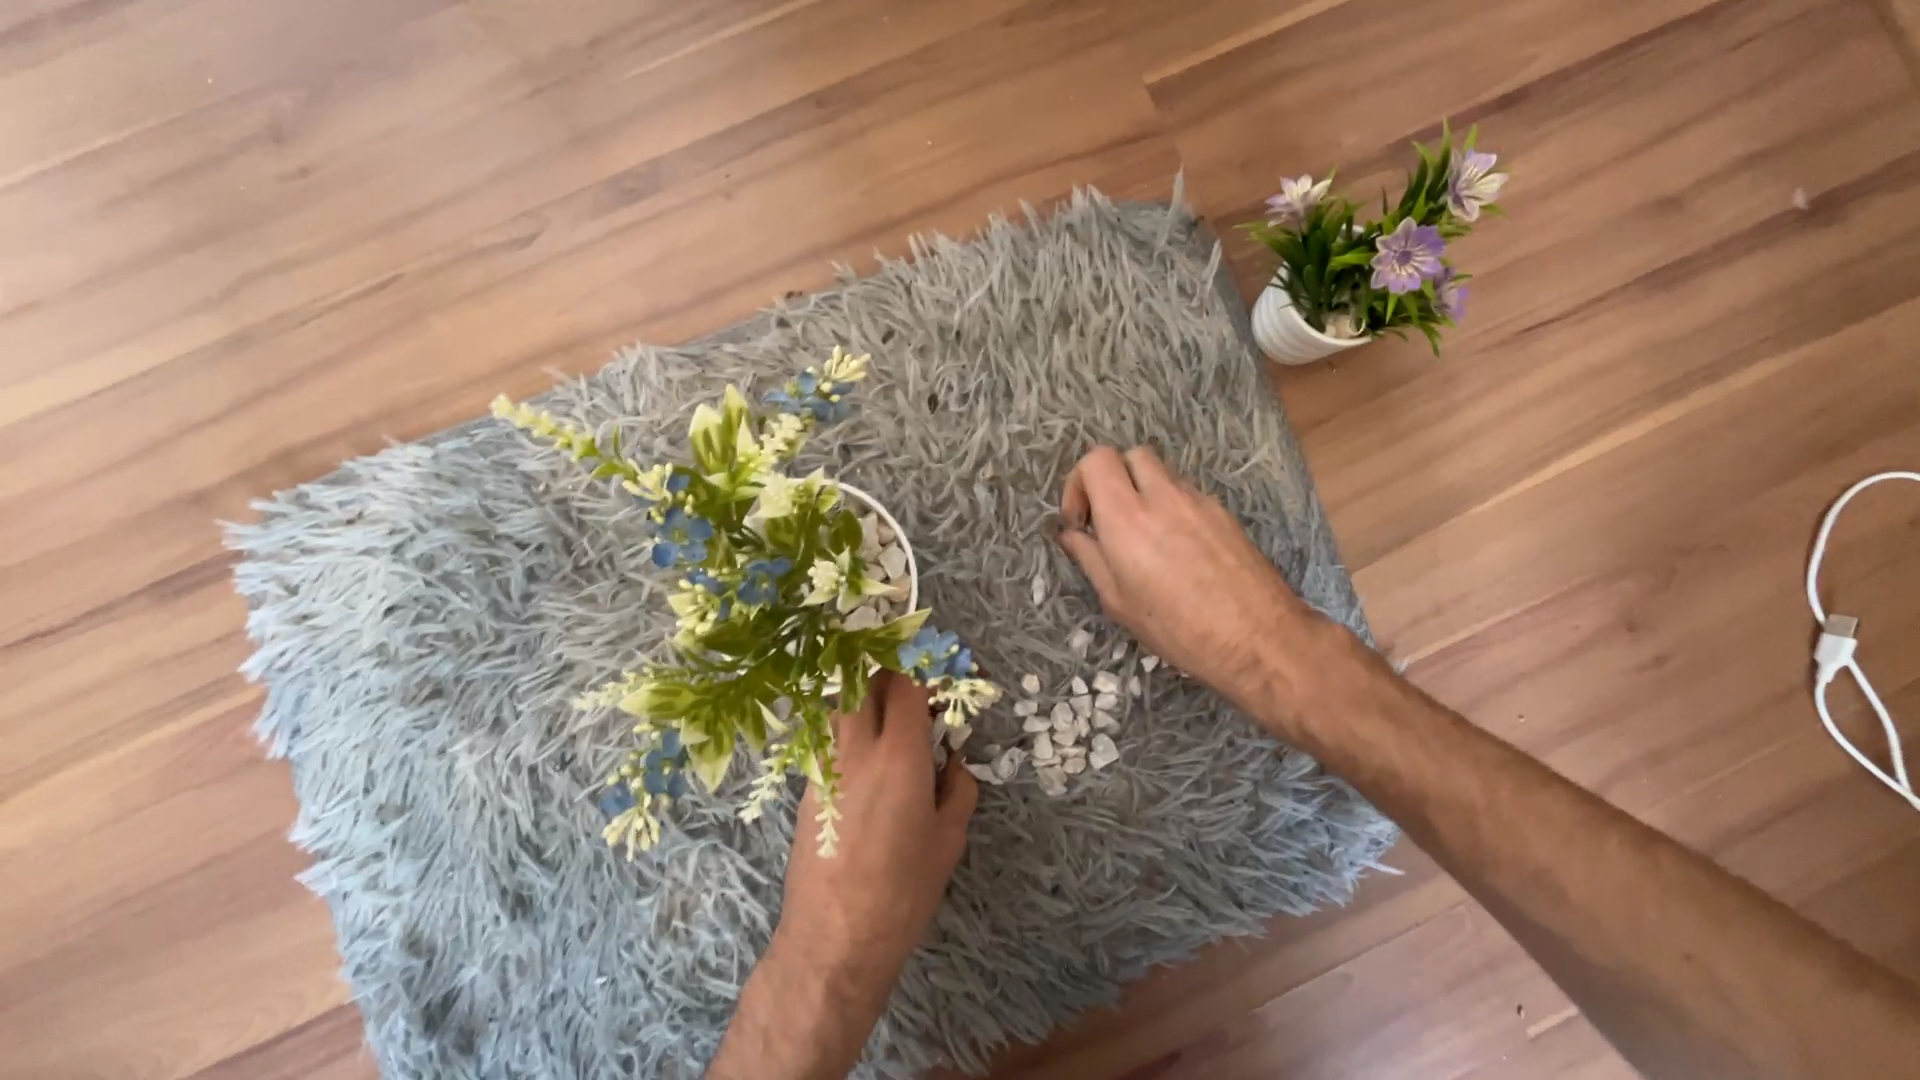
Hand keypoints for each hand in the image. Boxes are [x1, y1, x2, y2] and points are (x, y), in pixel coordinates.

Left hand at [712, 672, 976, 1078]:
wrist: (833, 938)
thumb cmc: (902, 892)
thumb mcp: (949, 839)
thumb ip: (957, 787)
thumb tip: (952, 762)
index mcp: (898, 753)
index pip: (907, 681)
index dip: (930, 669)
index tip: (948, 679)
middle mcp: (855, 747)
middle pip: (868, 681)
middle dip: (897, 677)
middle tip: (922, 699)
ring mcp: (825, 764)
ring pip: (843, 705)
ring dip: (869, 701)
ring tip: (893, 728)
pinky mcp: (807, 785)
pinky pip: (830, 737)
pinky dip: (851, 732)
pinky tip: (869, 764)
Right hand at [1057, 445, 1324, 705]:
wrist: (1258, 638)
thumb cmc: (1177, 629)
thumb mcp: (1118, 601)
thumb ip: (1090, 558)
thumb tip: (1071, 534)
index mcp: (1127, 518)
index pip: (1096, 460)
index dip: (1079, 483)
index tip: (1081, 521)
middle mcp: (1162, 497)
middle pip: (1130, 455)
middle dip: (1113, 479)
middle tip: (1109, 519)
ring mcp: (1198, 501)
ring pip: (1161, 474)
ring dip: (1143, 492)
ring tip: (1144, 538)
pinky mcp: (1224, 512)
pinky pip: (1187, 494)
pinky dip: (1171, 508)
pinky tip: (1177, 550)